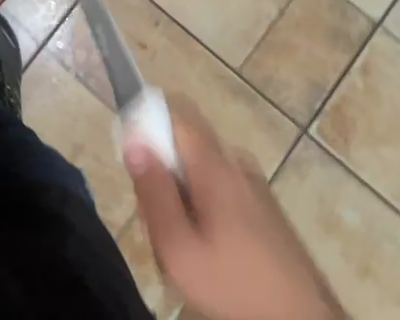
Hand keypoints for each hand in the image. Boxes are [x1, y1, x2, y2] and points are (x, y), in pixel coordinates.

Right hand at [125, 97, 343, 319]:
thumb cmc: (235, 288)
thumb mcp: (178, 248)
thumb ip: (152, 190)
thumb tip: (132, 138)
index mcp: (216, 165)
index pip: (174, 110)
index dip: (145, 121)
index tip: (132, 157)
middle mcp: (238, 164)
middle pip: (183, 146)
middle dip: (162, 174)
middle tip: (158, 223)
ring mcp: (256, 187)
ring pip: (200, 174)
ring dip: (182, 200)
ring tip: (183, 249)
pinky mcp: (267, 211)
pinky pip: (220, 193)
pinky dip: (205, 214)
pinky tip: (209, 256)